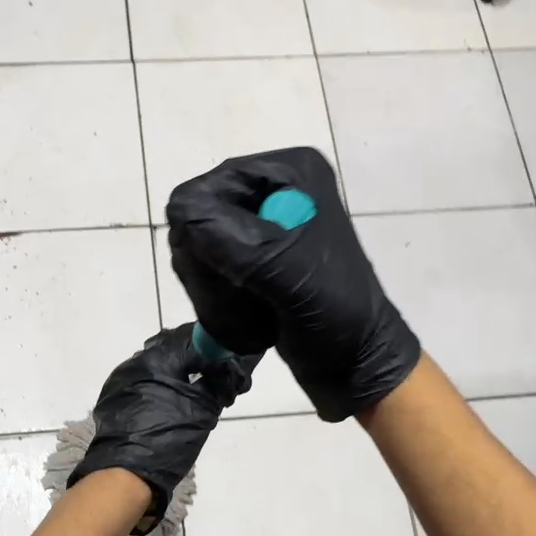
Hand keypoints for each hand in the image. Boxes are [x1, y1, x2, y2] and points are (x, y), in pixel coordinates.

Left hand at [67, 326, 257, 533]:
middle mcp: (135, 361)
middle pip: (170, 347)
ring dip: (175, 372)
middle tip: (212, 375)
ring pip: (154, 365)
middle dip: (193, 357)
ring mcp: (120, 380)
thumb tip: (229, 368)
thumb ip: (218, 382)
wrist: (125, 474)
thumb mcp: (204, 409)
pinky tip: (168, 404)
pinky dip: (158, 385)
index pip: (190, 337)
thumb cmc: (169, 438)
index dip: (212, 345)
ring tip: (192, 393)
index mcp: (158, 358)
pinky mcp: (113, 398)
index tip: (226, 358)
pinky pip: (141, 382)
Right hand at [166, 147, 420, 421]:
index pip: (211, 185)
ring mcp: (268, 224)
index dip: (199, 229)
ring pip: (202, 242)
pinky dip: (214, 289)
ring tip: (239, 307)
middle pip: (203, 213)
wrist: (356, 362)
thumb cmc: (333, 313)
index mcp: (291, 173)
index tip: (214, 271)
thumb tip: (179, 210)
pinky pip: (213, 264)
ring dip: (208, 279)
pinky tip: (236, 311)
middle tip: (229, 293)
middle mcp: (277, 189)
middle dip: (204, 257)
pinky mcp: (260, 256)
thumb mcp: (282, 271)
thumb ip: (231, 238)